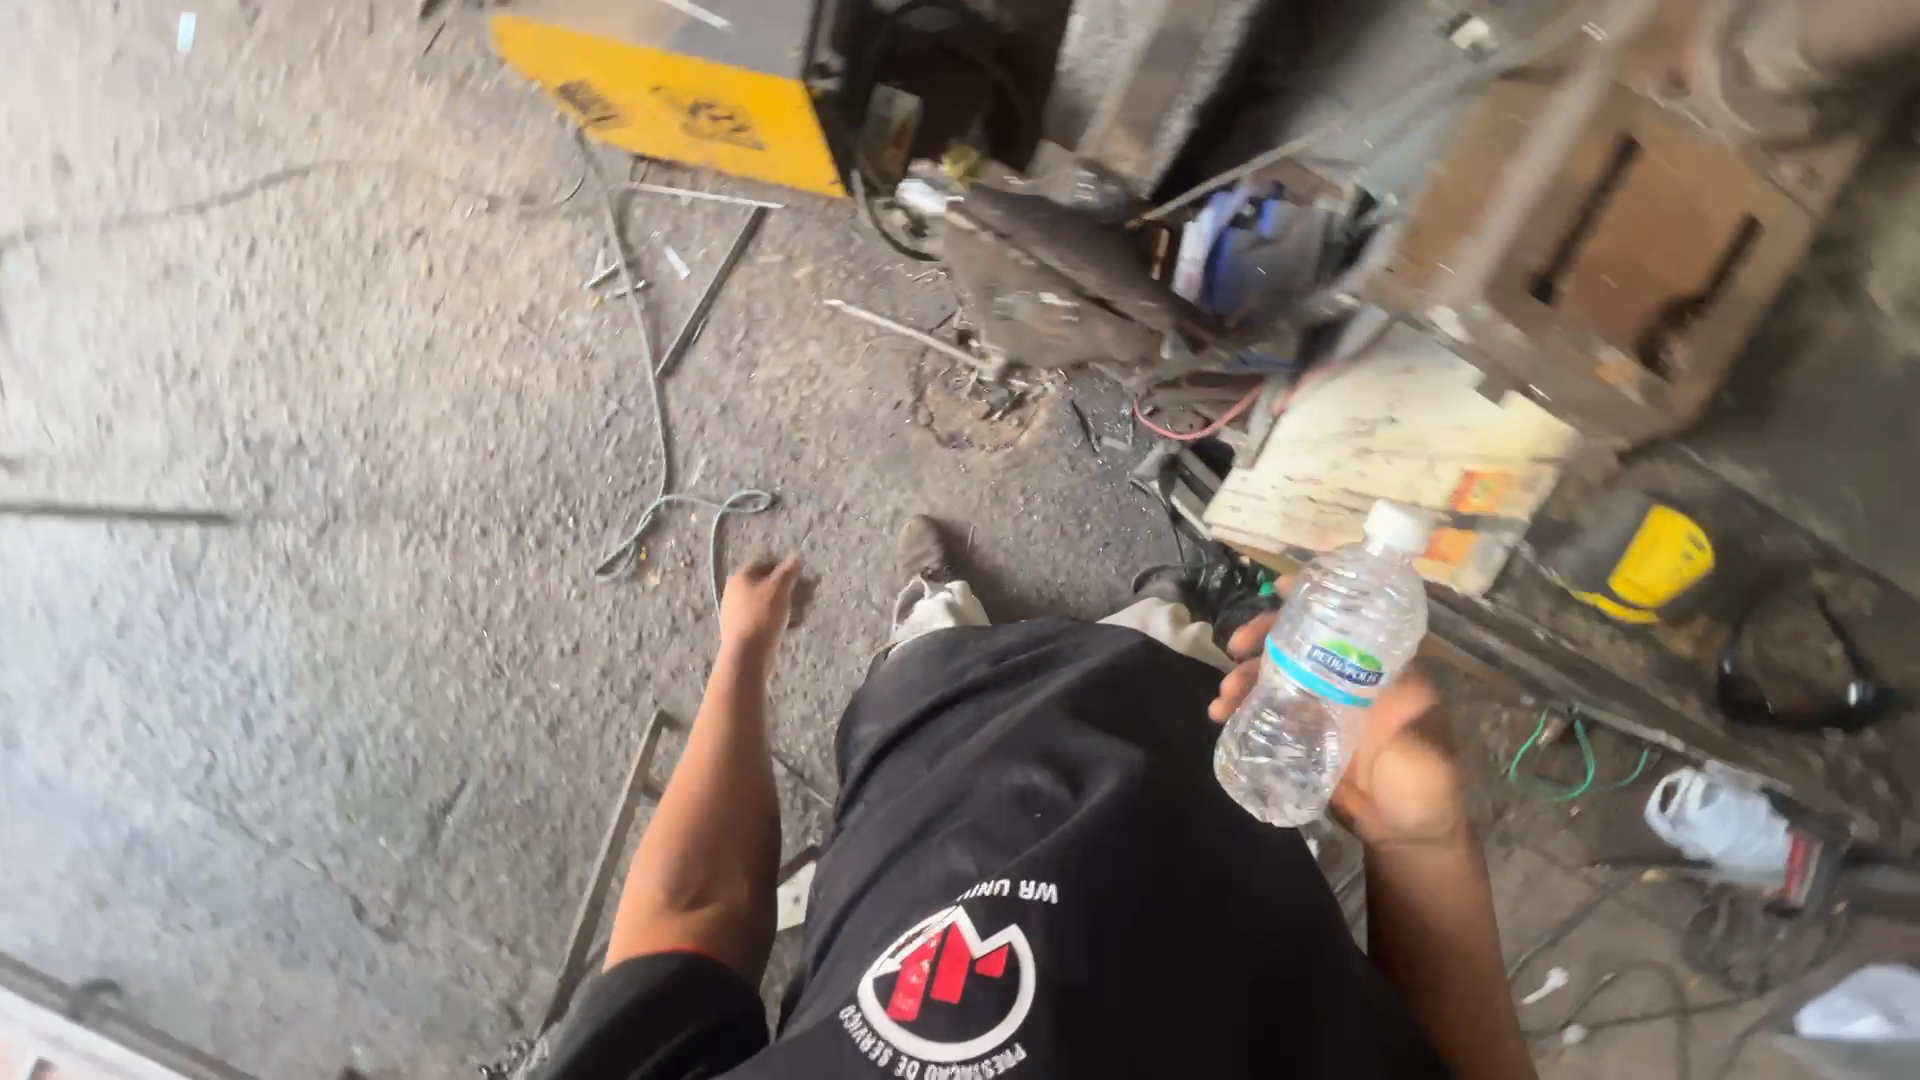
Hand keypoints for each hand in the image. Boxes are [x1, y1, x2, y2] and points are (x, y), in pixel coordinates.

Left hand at [718, 555, 801, 674]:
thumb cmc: (762, 617)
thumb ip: (788, 571)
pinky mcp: (745, 629)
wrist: (746, 655)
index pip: (764, 563)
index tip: (801, 575)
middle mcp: (736, 592)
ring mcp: (739, 612)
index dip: (783, 566)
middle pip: (767, 583)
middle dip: (789, 588)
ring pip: (768, 601)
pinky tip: (792, 625)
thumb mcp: (779, 589)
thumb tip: (795, 555)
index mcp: (741, 578)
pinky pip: (765, 617)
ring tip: (802, 612)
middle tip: (806, 595)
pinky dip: (779, 618)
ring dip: (787, 604)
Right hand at [1210, 588, 1466, 847]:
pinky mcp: (1301, 732)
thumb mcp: (1424, 752)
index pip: (1343, 625)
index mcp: (1379, 675)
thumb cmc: (1425, 790)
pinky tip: (1221, 714)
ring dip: (1244, 677)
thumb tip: (1395, 680)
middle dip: (1262, 638)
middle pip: (1299, 643)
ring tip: (1223, 697)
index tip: (1278, 588)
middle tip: (1235, 648)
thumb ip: (1409, 721)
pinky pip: (1266, 709)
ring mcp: (1320, 706)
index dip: (1311, 603)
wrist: (1405, 838)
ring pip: (1275, 674)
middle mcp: (1346, 680)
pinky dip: (1241, 706)